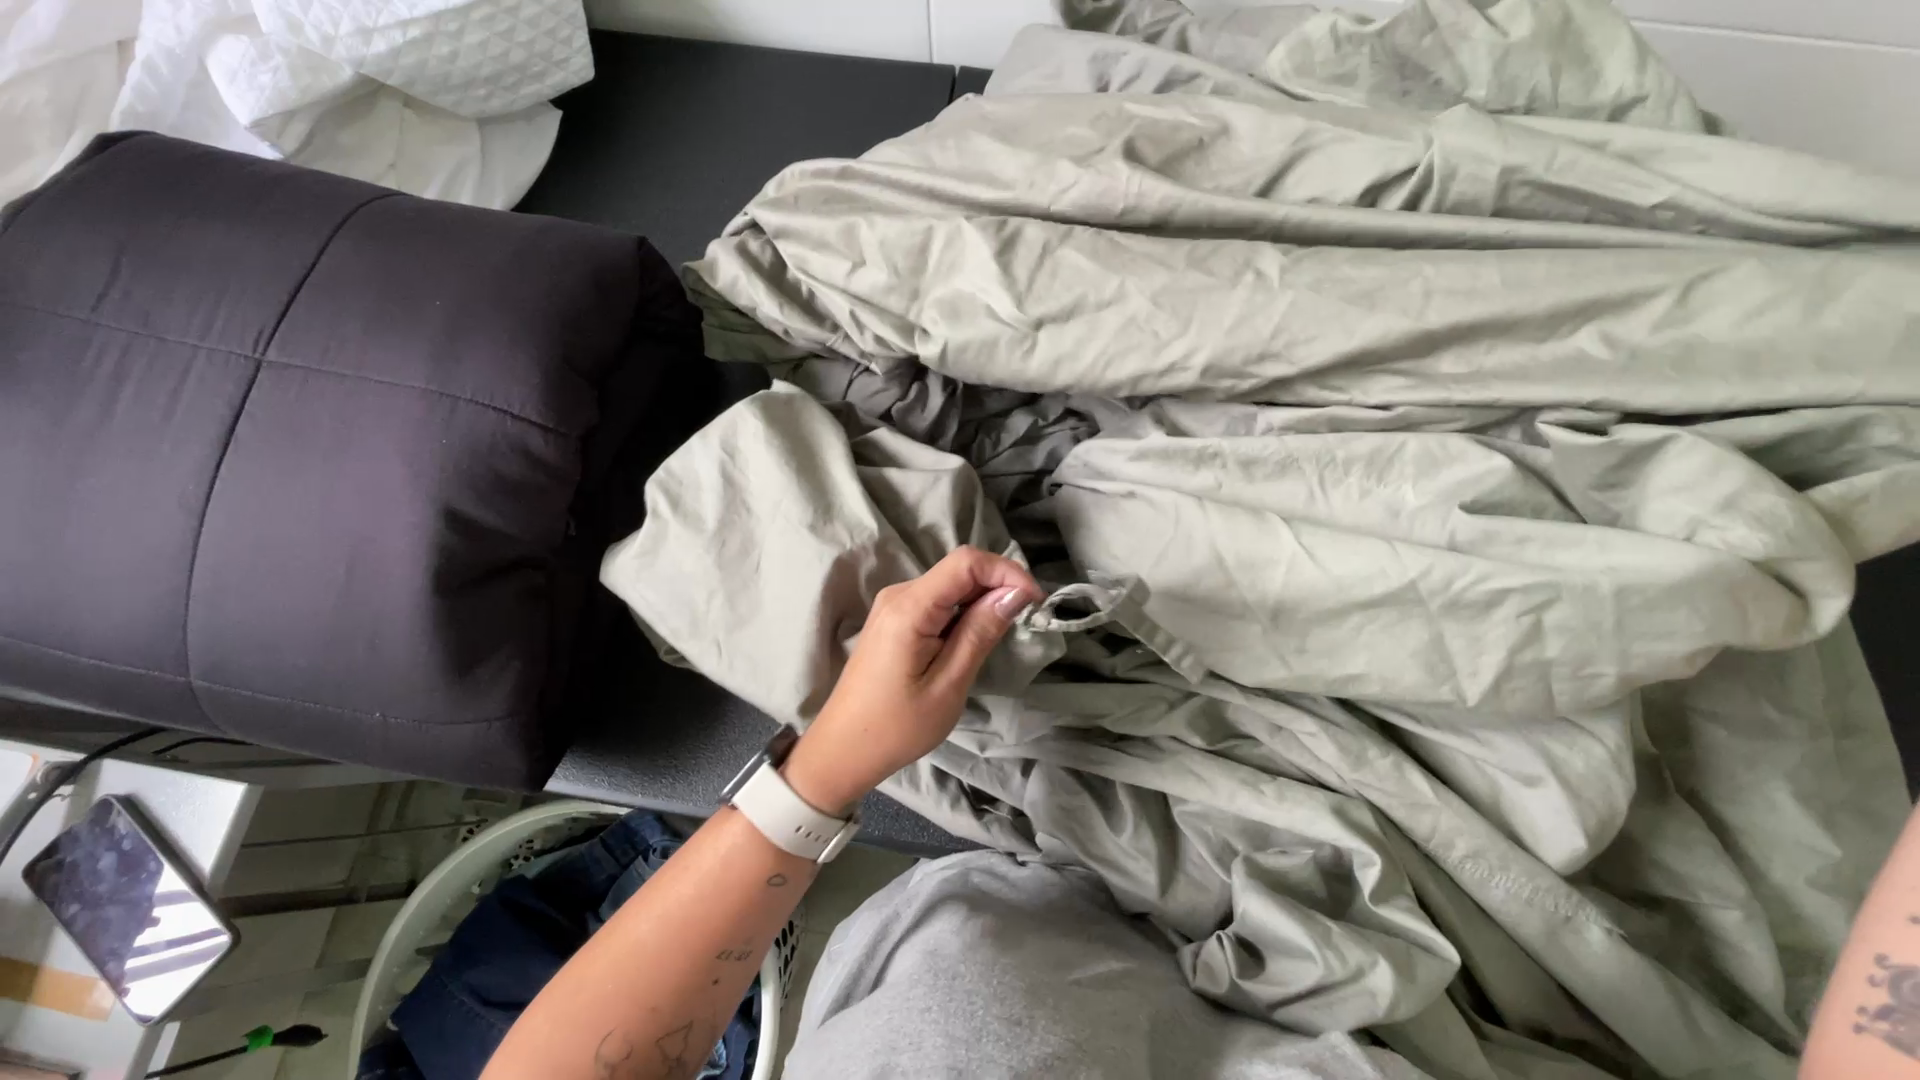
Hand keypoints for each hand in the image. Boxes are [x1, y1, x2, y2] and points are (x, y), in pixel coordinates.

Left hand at [781, 546, 1041, 814]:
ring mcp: (893, 606)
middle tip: (1023, 621)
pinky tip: (971, 641)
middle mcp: (899, 595)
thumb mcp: (949, 685)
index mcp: (909, 608)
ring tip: (1000, 635)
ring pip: (950, 585)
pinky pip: (937, 602)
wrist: (843, 749)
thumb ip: (980, 633)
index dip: (1006, 571)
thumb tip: (1015, 593)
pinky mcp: (894, 620)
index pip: (965, 562)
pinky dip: (963, 612)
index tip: (1035, 601)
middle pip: (958, 570)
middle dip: (997, 586)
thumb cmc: (896, 726)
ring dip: (981, 600)